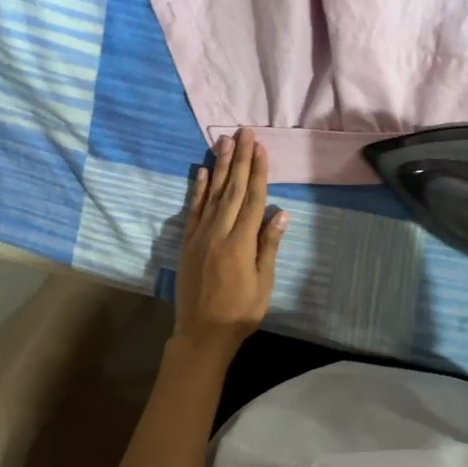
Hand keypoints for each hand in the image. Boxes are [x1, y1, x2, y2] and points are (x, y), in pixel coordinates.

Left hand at [173, 128, 288, 359]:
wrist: (201, 334)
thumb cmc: (240, 313)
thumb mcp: (263, 284)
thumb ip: (269, 247)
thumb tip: (280, 213)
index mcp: (240, 243)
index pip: (252, 200)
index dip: (258, 173)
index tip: (260, 148)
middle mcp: (218, 234)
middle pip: (232, 190)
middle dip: (239, 160)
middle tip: (243, 132)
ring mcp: (199, 237)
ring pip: (212, 195)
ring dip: (220, 167)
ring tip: (224, 142)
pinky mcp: (187, 244)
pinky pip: (193, 211)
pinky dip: (199, 190)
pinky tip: (204, 172)